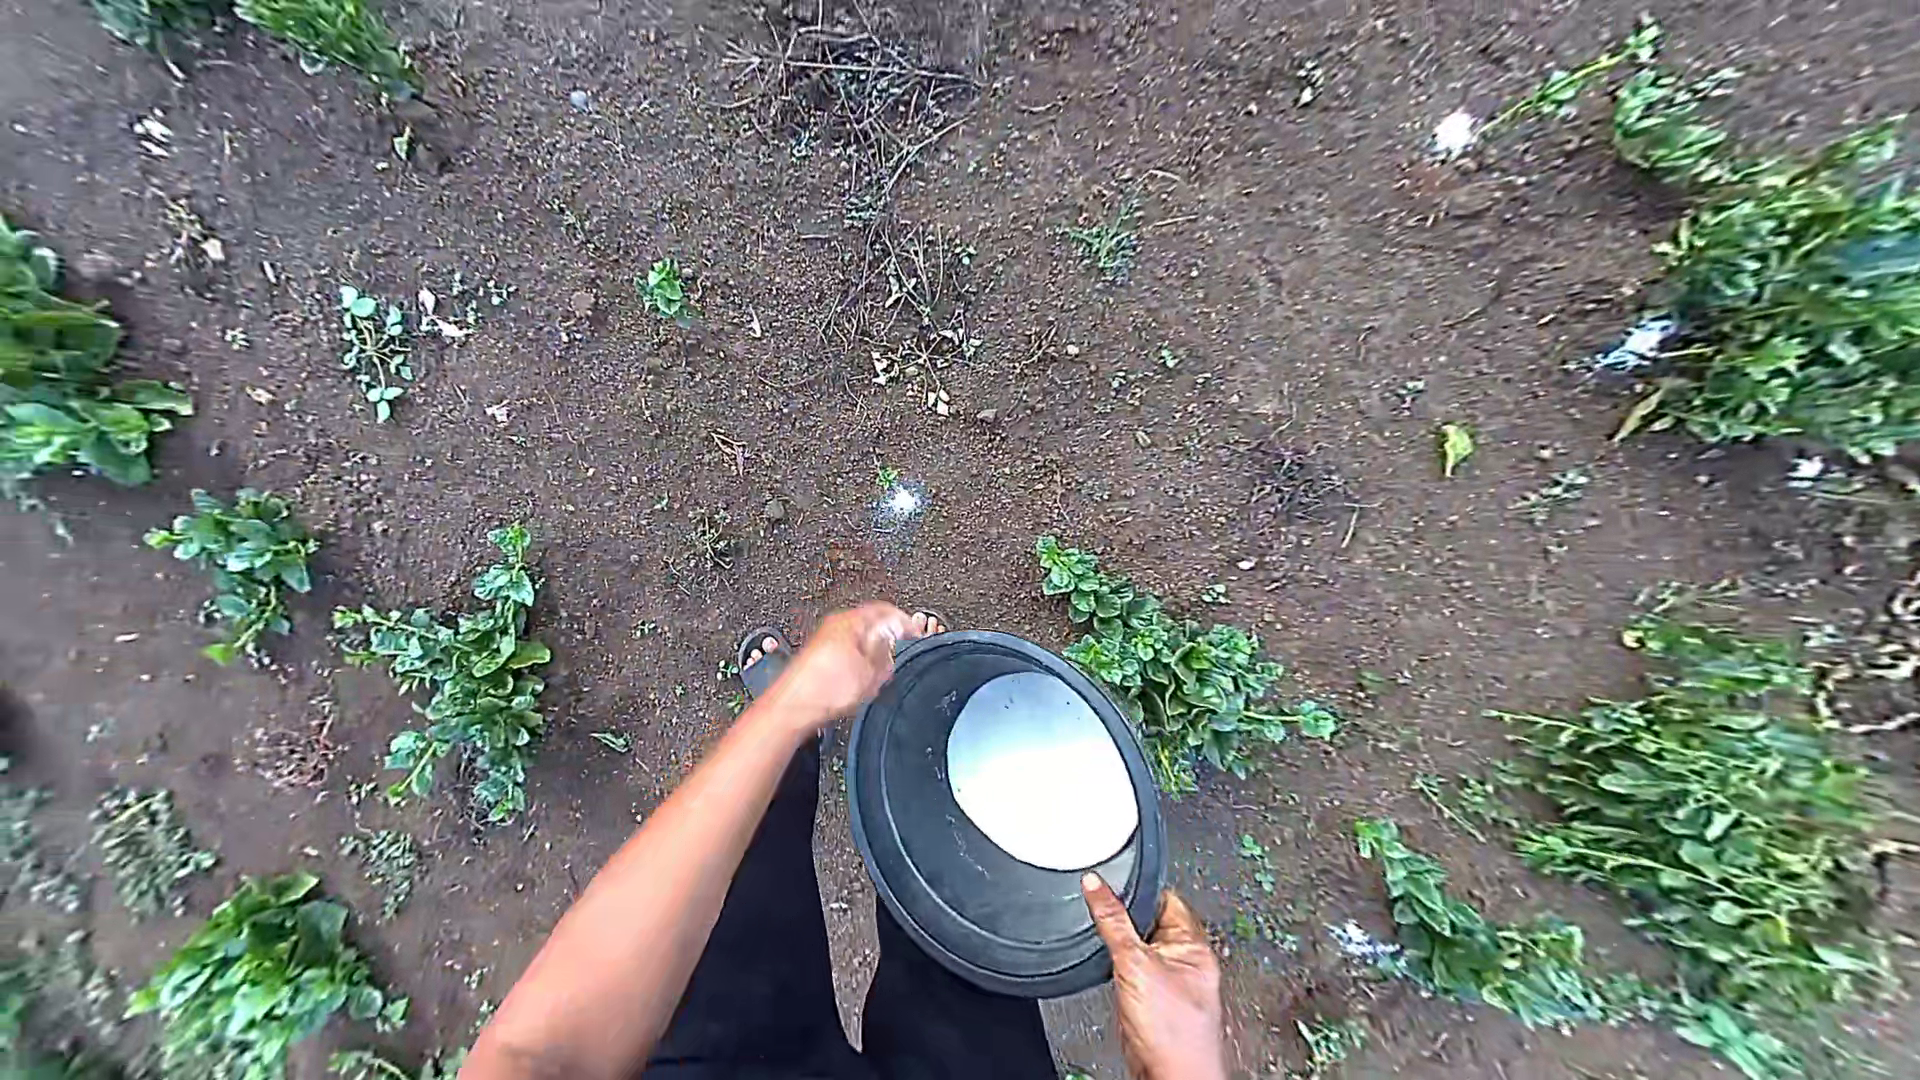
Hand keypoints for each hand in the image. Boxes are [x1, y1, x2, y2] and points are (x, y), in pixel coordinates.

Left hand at [759, 602, 916, 733]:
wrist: (792, 708)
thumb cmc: (822, 690)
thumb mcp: (871, 673)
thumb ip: (887, 655)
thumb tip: (893, 645)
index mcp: (851, 621)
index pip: (887, 611)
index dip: (906, 624)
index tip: (915, 635)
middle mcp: (836, 625)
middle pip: (872, 624)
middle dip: (888, 639)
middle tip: (900, 653)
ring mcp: (825, 639)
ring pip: (859, 639)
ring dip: (873, 652)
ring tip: (879, 672)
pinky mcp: (818, 655)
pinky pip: (847, 652)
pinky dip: (858, 661)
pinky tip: (859, 680)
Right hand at [1083, 873, 1225, 1079]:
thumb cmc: (1172, 1034)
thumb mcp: (1133, 962)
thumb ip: (1112, 919)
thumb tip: (1095, 884)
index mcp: (1193, 944)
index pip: (1165, 897)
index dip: (1138, 889)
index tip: (1115, 884)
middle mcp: (1187, 961)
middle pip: (1150, 920)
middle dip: (1128, 919)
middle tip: (1111, 920)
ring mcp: (1172, 982)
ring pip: (1141, 945)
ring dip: (1124, 946)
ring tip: (1115, 952)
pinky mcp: (1157, 1000)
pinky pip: (1136, 969)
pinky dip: (1123, 968)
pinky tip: (1115, 973)